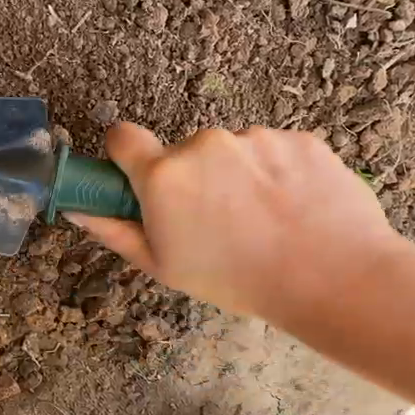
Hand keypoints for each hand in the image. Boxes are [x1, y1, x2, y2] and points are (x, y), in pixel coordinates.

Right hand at [71, 123, 412, 319]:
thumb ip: (114, 231)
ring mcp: (255, 138)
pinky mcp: (301, 139)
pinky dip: (278, 173)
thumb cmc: (236, 279)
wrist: (336, 279)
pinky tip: (293, 208)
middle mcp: (204, 145)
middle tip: (214, 220)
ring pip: (232, 152)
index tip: (138, 178)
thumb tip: (78, 209)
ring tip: (263, 219)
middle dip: (191, 178)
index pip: (121, 136)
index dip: (125, 155)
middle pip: (182, 152)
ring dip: (237, 175)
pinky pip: (274, 151)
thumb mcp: (162, 265)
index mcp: (162, 175)